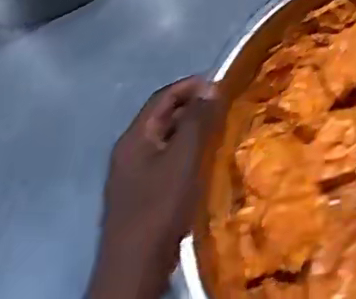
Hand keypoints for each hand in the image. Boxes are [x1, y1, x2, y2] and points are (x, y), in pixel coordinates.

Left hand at [87, 76, 217, 298]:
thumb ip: (197, 120)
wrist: (134, 271)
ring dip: (193, 132)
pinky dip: (187, 154)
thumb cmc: (159, 207)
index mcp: (134, 137)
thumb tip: (210, 86)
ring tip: (222, 131)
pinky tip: (205, 163)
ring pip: (166, 141)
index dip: (192, 85)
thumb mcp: (183, 158)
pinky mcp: (140, 197)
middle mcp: (129, 152)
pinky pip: (166, 162)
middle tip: (226, 107)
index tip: (222, 85)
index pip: (163, 96)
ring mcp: (132, 176)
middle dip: (195, 108)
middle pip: (163, 117)